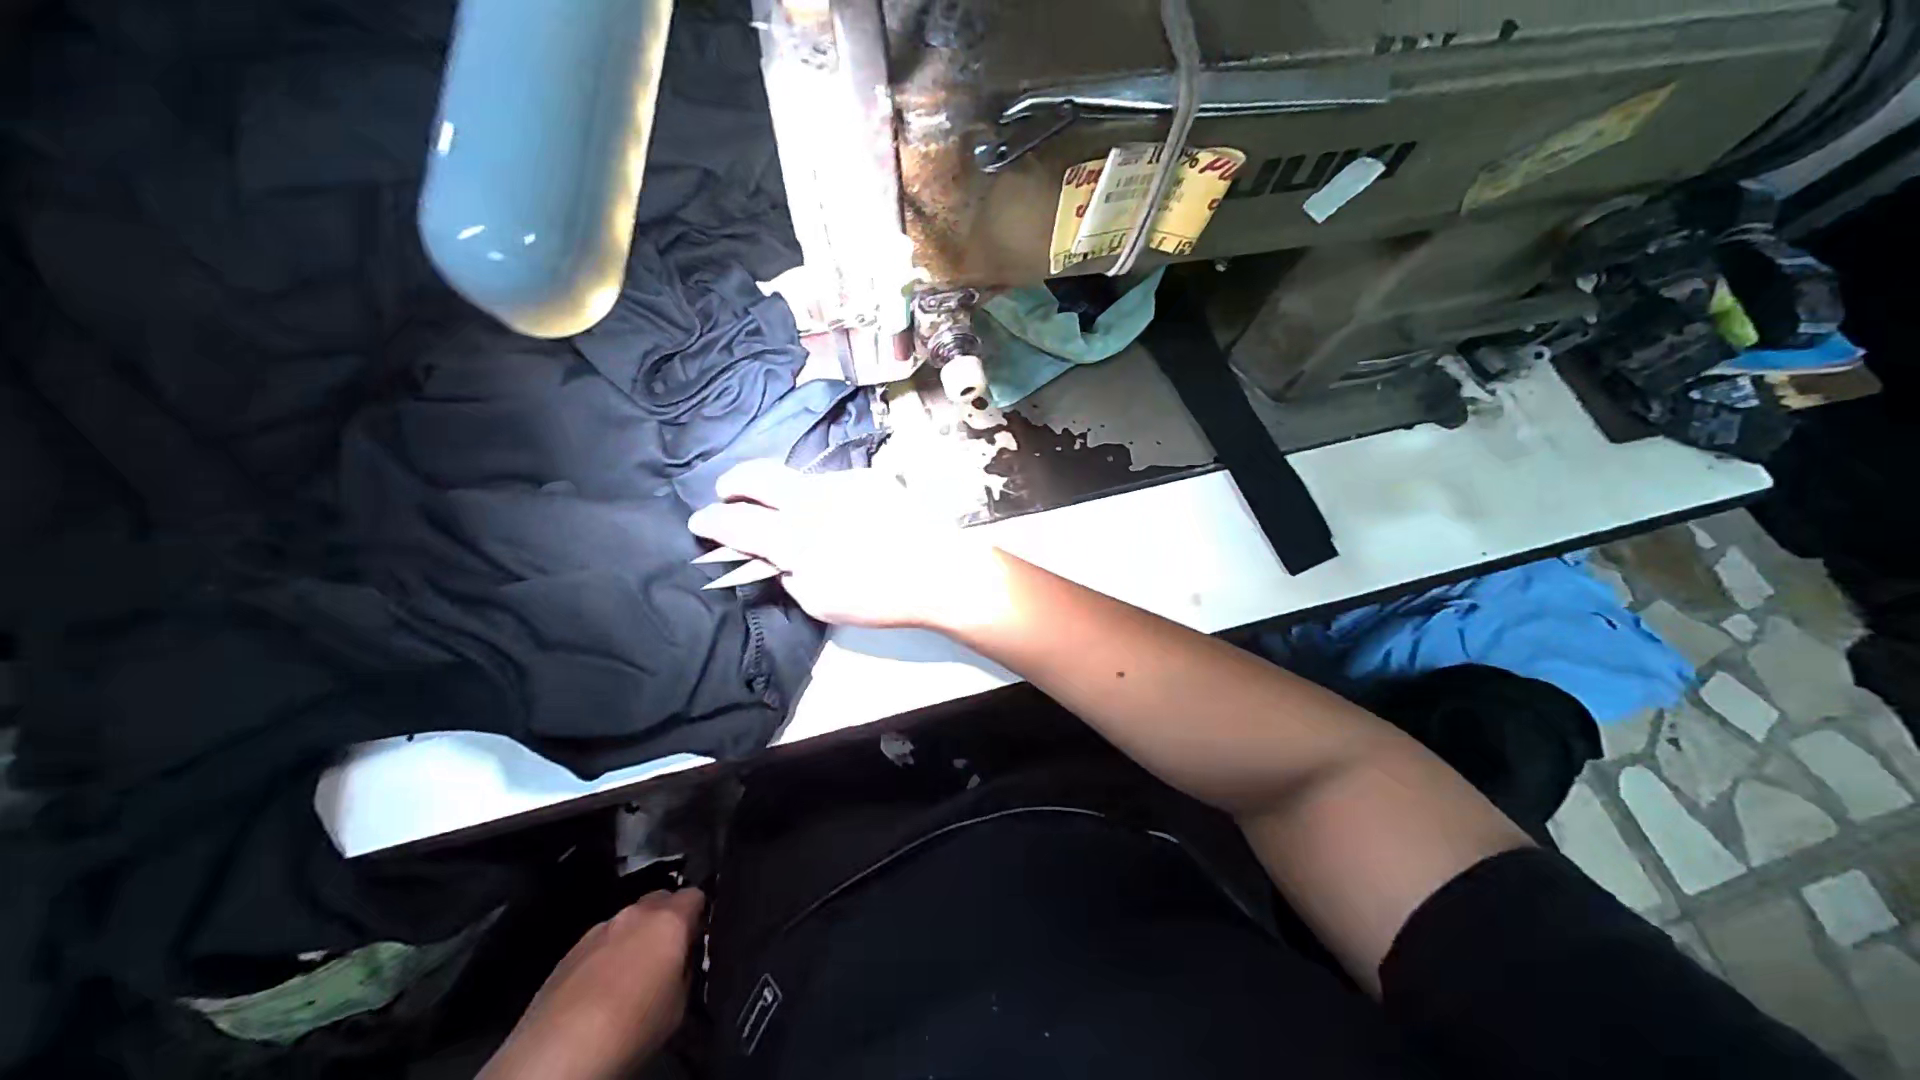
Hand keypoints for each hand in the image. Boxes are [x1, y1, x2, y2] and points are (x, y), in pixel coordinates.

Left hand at [478, 888, 704, 1079]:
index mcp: (668, 920)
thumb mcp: (679, 1005)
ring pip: (627, 922)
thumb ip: (684, 970)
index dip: (699, 915)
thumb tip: (679, 960)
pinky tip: (600, 991)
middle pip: (659, 900)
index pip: (695, 895)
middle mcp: (634, 914)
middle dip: (666, 920)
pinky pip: (601, 943)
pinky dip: (607, 957)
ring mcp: (598, 930)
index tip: (696, 939)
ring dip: (634, 938)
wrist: (557, 1053)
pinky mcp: (569, 952)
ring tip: (628, 978)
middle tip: (665, 956)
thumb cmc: (632, 1027)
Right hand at [687, 460, 1001, 629]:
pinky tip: (834, 515)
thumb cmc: (878, 597)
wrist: (938, 571)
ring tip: (786, 512)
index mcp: (794, 536)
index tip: (699, 522)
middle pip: (756, 475)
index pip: (735, 521)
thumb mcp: (819, 601)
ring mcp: (840, 482)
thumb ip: (785, 573)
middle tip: (725, 494)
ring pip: (795, 477)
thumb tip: (770, 556)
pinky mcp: (867, 477)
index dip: (710, 521)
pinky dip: (818, 496)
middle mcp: (811, 499)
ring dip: (779, 491)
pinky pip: (830, 482)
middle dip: (732, 483)